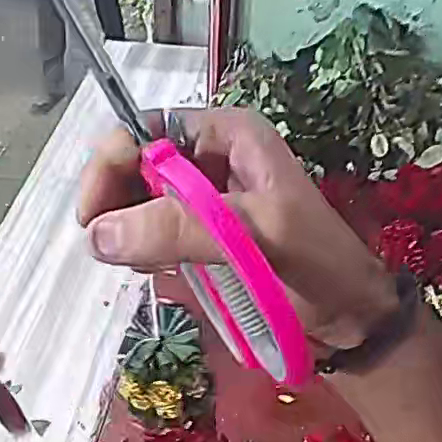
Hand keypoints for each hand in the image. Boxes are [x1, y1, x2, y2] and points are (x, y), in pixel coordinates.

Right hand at [77, 107, 399, 350]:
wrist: (349, 312)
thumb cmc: (316, 262)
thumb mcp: (253, 234)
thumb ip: (179, 229)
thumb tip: (99, 234)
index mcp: (229, 135)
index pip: (148, 129)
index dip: (112, 162)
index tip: (93, 215)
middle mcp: (213, 159)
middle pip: (138, 164)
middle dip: (115, 201)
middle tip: (104, 246)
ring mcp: (208, 200)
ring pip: (142, 201)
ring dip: (126, 229)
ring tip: (134, 262)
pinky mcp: (205, 236)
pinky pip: (156, 233)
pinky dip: (143, 249)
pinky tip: (150, 269)